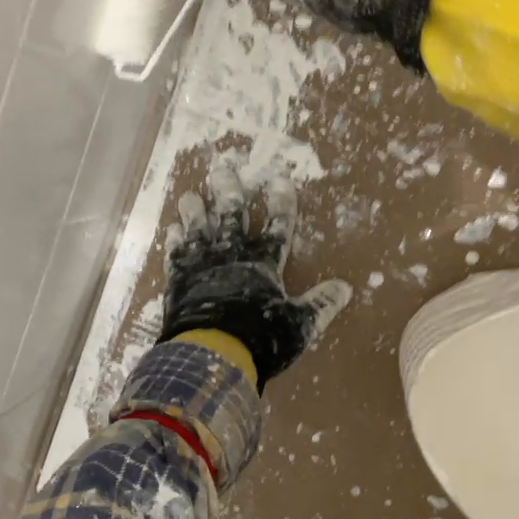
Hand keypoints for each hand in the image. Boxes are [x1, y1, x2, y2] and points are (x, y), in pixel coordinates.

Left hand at [159, 164, 351, 388]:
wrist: (211, 351)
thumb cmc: (260, 338)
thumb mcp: (300, 325)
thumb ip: (321, 304)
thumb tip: (346, 288)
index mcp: (264, 263)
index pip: (278, 226)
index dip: (281, 202)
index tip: (279, 179)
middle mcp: (232, 255)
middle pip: (231, 215)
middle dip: (229, 190)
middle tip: (222, 166)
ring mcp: (202, 264)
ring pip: (199, 229)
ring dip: (195, 211)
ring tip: (190, 194)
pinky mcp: (178, 279)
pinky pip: (176, 253)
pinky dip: (175, 240)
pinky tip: (172, 228)